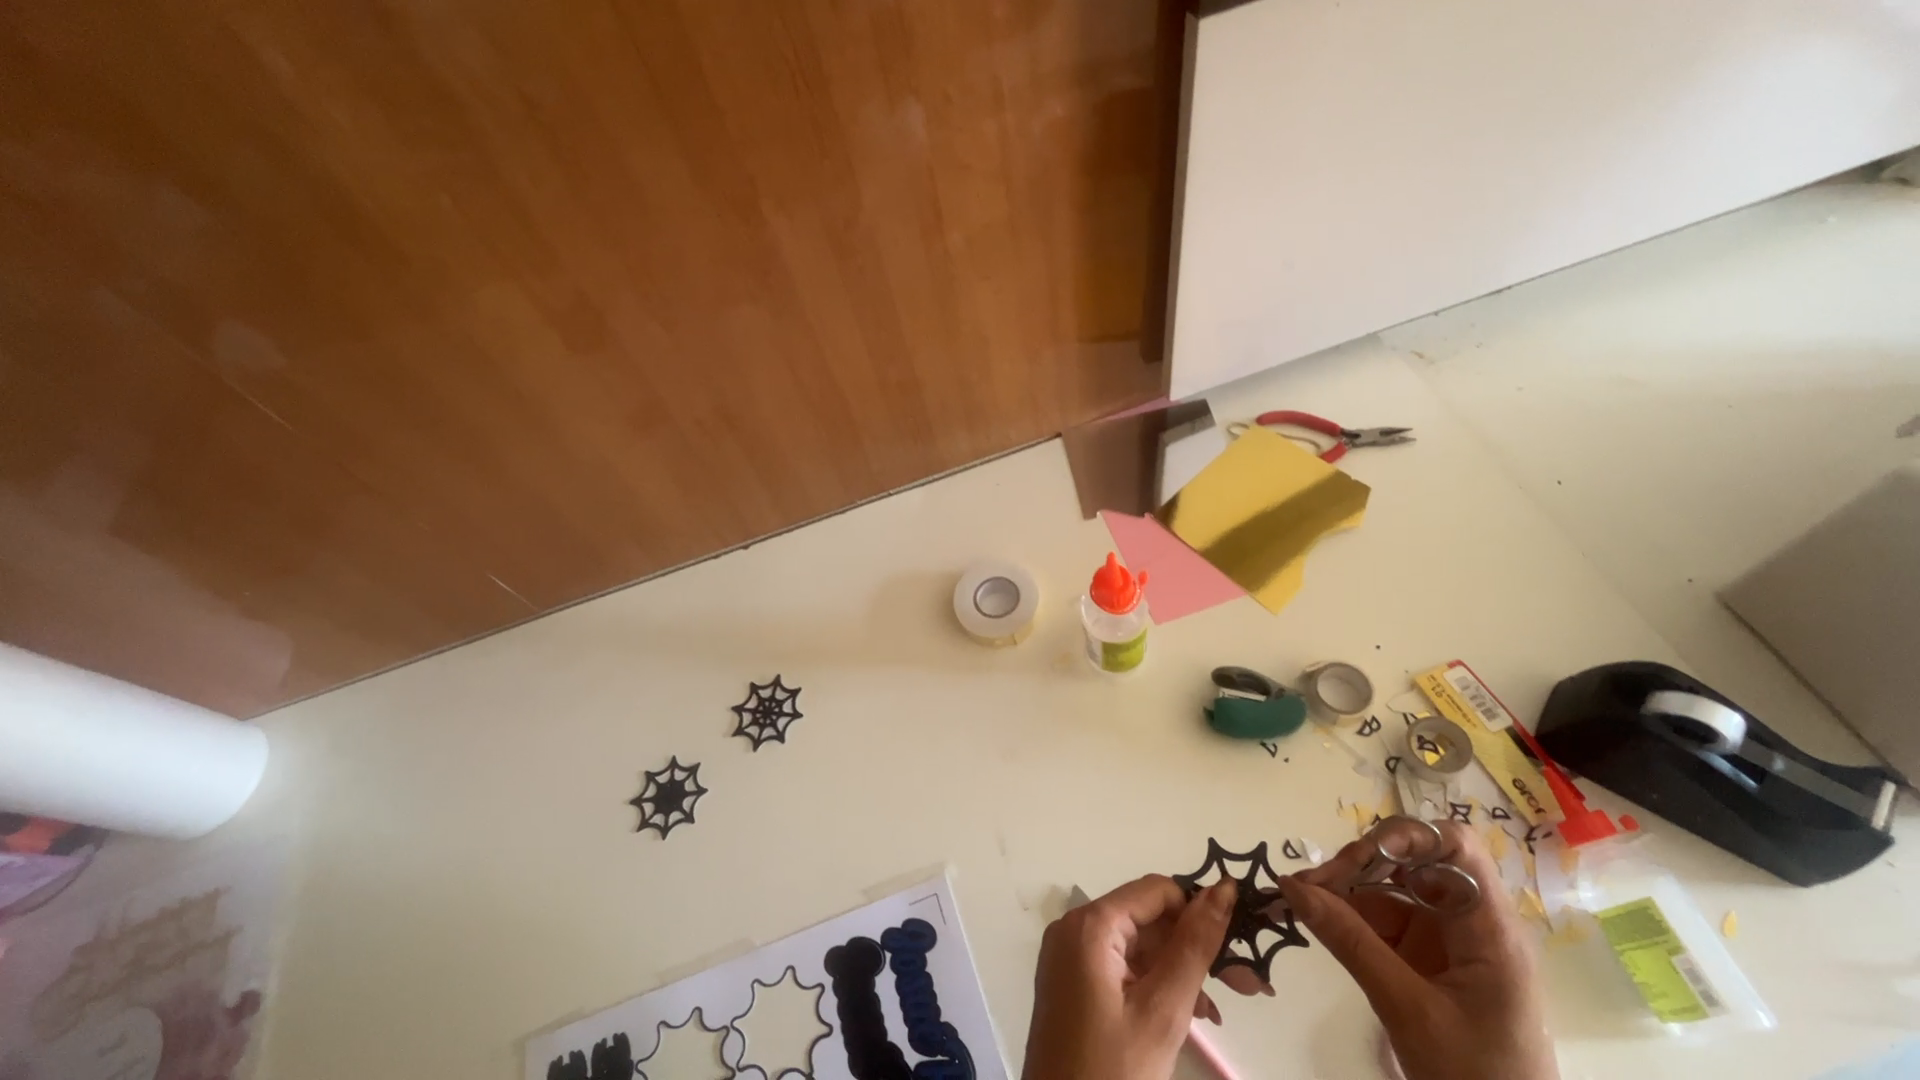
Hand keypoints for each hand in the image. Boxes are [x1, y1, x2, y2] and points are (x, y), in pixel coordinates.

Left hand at [1022, 876, 1235, 1079]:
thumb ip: (1194, 946)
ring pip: (1140, 946)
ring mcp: (1071, 959)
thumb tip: (1223, 888)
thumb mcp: (1161, 1011)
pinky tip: (1191, 1015)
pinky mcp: (1074, 986)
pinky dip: (1157, 986)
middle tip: (1247, 986)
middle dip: (1196, 947)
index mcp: (1089, 926)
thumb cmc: (1112, 1073)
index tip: (1241, 946)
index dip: (1199, 912)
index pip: (1157, 890)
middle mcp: (1074, 930)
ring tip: (1219, 1010)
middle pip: (1148, 919)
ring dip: (1182, 971)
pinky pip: (1124, 969)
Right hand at [1275, 822, 1558, 1079]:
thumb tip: (1291, 887)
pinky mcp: (1431, 956)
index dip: (1403, 836)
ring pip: (1394, 886)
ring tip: (1299, 898)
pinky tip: (1317, 917)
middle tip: (1310, 884)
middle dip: (1360, 862)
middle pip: (1416, 860)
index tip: (1352, 859)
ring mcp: (1451, 937)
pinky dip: (1350, 913)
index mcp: (1489, 927)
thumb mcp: (1408, 1010)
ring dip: (1347, 886)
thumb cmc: (1474, 1076)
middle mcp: (1472, 919)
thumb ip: (1351, 944)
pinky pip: (1387, 917)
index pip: (1454, 846)